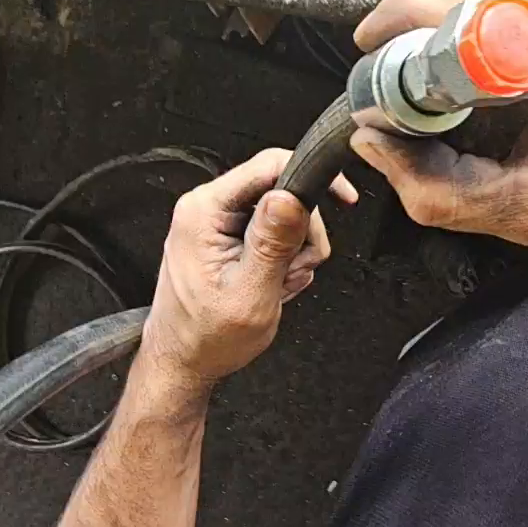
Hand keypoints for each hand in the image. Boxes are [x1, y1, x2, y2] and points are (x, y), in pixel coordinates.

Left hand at [139, 149, 356, 387]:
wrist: (184, 362)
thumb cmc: (204, 338)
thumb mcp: (249, 294)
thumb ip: (272, 243)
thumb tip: (291, 197)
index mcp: (205, 211)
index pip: (270, 164)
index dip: (312, 178)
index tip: (343, 197)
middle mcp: (209, 208)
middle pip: (284, 191)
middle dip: (302, 233)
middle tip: (290, 271)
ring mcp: (219, 221)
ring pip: (287, 214)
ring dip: (295, 252)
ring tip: (276, 284)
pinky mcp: (230, 235)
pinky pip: (277, 233)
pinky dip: (285, 260)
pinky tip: (272, 283)